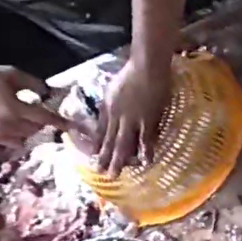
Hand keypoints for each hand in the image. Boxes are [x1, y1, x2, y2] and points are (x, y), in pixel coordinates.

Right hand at [0, 65, 70, 147]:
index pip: (44, 119)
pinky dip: (22, 134)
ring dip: (34, 129)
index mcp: (13, 108)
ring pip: (27, 137)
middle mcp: (7, 125)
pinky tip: (19, 123)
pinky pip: (14, 141)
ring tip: (31, 116)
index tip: (73, 125)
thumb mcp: (12, 74)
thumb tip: (51, 94)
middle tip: (47, 112)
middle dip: (46, 122)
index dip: (60, 122)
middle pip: (38, 130)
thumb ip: (35, 84)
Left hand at [98, 55, 171, 175]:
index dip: (97, 144)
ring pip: (122, 143)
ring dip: (118, 160)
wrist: (146, 66)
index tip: (94, 157)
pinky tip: (145, 162)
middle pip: (108, 140)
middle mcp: (116, 116)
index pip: (100, 130)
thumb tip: (106, 116)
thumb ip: (109, 103)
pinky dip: (145, 151)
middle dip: (104, 157)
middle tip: (101, 173)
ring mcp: (132, 119)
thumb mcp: (112, 88)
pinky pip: (145, 139)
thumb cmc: (131, 72)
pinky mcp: (147, 119)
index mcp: (108, 107)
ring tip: (115, 175)